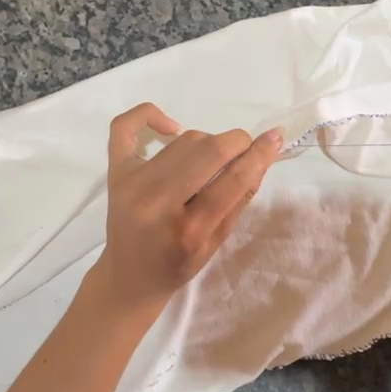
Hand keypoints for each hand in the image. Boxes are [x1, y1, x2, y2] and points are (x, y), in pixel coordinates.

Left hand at [88, 103, 283, 314]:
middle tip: (242, 152)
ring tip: (208, 162)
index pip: (232, 180)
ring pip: (184, 139)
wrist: (129, 277)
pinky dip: (148, 115)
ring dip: (207, 142)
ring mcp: (131, 183)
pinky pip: (125, 126)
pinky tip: (170, 127)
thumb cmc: (178, 264)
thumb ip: (240, 198)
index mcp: (188, 230)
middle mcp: (157, 201)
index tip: (275, 137)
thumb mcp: (217, 242)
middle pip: (209, 150)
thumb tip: (263, 152)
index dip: (258, 154)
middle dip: (236, 143)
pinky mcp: (115, 171)